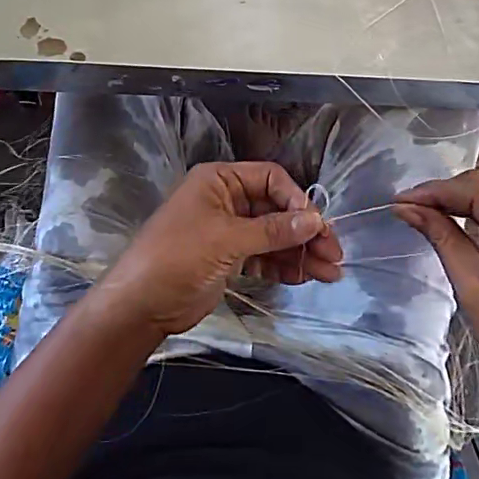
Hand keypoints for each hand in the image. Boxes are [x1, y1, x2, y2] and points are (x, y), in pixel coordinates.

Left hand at [89, 162, 341, 338]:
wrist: (143, 300)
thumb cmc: (179, 256)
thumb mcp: (226, 239)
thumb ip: (272, 230)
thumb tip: (314, 221)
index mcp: (217, 180)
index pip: (268, 178)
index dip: (296, 199)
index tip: (318, 226)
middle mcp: (224, 199)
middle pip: (275, 208)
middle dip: (304, 231)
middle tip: (334, 255)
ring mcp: (226, 229)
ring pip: (272, 234)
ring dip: (299, 251)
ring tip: (330, 273)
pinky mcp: (228, 256)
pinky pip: (263, 254)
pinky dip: (282, 264)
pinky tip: (304, 277)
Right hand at [391, 171, 478, 396]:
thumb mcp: (471, 283)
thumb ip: (441, 236)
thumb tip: (405, 206)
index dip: (436, 191)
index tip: (399, 201)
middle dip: (443, 194)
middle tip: (407, 207)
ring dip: (455, 200)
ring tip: (422, 212)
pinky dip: (472, 210)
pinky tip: (449, 220)